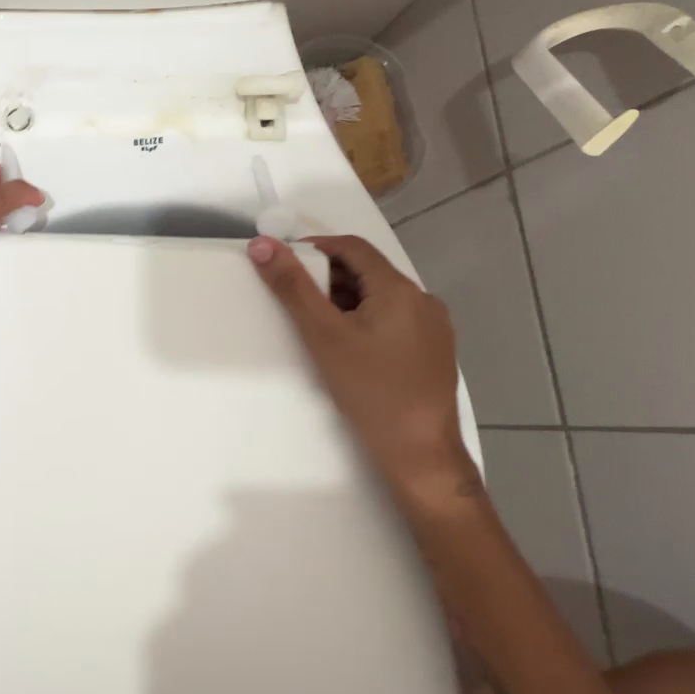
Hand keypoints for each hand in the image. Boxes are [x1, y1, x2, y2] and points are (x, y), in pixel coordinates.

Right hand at [247, 234, 471, 498]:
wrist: (417, 449)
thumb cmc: (368, 388)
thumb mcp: (322, 334)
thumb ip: (292, 287)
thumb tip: (261, 244)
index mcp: (400, 289)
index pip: (352, 247)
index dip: (315, 248)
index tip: (283, 265)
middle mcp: (423, 300)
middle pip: (367, 272)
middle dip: (327, 279)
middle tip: (295, 302)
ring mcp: (433, 327)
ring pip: (379, 298)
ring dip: (345, 301)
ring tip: (318, 329)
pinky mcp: (433, 351)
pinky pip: (393, 320)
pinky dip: (365, 321)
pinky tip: (349, 349)